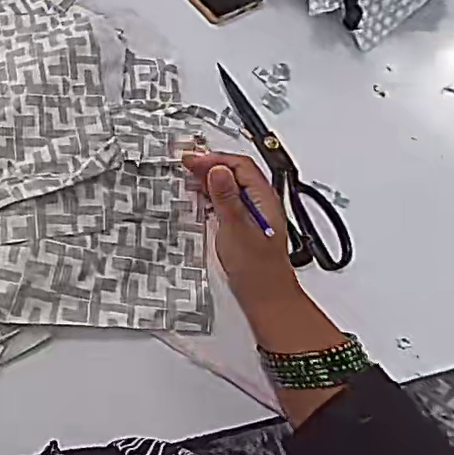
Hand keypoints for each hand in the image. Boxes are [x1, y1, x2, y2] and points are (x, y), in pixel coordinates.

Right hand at [183, 151, 299, 307]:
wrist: (265, 295)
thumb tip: (218, 171)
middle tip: (187, 164)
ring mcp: (254, 214)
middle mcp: (261, 203)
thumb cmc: (257, 268)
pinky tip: (202, 199)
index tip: (192, 160)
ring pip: (232, 186)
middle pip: (236, 172)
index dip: (214, 159)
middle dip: (211, 164)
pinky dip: (213, 195)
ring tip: (190, 177)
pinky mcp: (245, 226)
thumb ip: (226, 197)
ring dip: (210, 179)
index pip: (239, 165)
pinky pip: (228, 201)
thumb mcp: (235, 228)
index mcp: (263, 198)